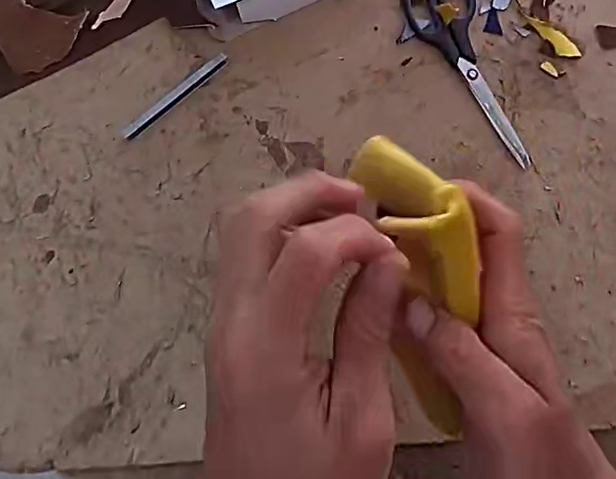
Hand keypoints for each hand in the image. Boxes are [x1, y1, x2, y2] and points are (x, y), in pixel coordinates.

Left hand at [206, 172, 409, 478]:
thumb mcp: (362, 424)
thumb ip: (369, 333)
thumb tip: (387, 258)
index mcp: (264, 351)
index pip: (302, 252)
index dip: (354, 234)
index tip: (392, 251)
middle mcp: (231, 323)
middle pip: (253, 217)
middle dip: (312, 190)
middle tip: (363, 200)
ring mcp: (222, 321)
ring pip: (242, 224)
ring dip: (297, 202)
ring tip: (349, 214)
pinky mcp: (228, 325)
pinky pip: (247, 249)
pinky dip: (287, 225)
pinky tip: (326, 241)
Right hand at [401, 183, 615, 478]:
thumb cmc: (544, 457)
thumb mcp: (504, 407)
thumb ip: (462, 354)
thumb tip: (413, 300)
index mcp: (515, 313)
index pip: (501, 231)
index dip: (470, 200)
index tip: (425, 189)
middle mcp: (501, 316)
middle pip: (472, 249)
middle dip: (434, 224)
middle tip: (385, 219)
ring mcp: (487, 343)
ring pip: (453, 283)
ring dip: (421, 262)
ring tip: (377, 254)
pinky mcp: (473, 370)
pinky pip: (441, 322)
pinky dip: (415, 305)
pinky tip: (386, 311)